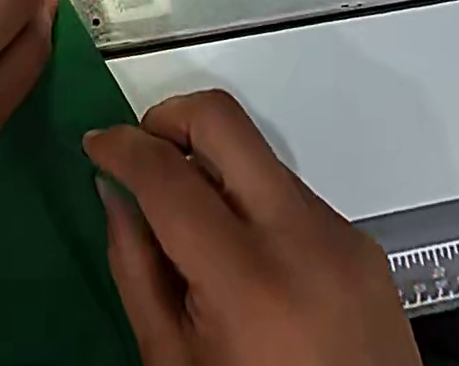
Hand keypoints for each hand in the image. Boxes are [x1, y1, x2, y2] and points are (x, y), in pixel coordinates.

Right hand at [84, 91, 419, 365]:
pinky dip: (247, 195)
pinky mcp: (361, 241)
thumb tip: (115, 189)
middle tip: (142, 152)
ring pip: (254, 150)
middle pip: (222, 119)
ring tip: (191, 218)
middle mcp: (302, 239)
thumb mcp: (172, 362)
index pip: (168, 174)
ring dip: (208, 161)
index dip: (121, 146)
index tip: (97, 143)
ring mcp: (340, 235)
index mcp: (248, 282)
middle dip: (167, 117)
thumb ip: (134, 266)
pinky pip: (286, 189)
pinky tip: (241, 250)